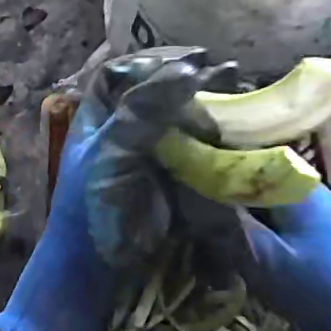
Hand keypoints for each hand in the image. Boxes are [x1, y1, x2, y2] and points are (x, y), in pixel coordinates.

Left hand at [0, 49, 233, 330]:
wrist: (94, 270)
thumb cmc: (92, 207)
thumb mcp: (114, 151)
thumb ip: (145, 109)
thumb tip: (189, 71)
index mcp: (97, 116)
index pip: (123, 74)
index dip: (155, 63)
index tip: (195, 59)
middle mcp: (120, 129)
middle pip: (155, 94)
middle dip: (189, 84)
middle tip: (227, 77)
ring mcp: (143, 154)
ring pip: (176, 121)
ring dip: (204, 110)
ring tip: (238, 99)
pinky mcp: (163, 179)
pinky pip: (190, 150)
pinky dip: (210, 141)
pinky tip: (234, 136)